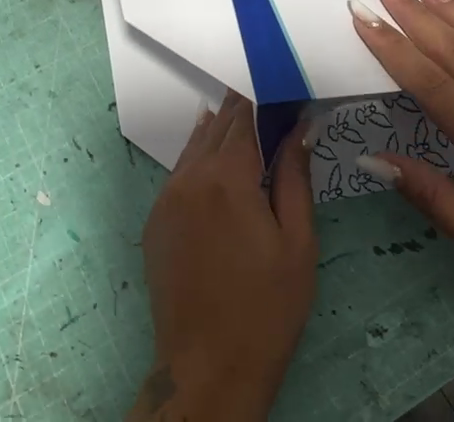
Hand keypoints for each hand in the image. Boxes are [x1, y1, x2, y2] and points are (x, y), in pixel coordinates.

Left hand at [130, 90, 316, 421]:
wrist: (207, 367)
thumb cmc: (267, 309)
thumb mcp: (298, 243)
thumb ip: (295, 177)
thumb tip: (299, 128)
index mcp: (227, 177)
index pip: (244, 117)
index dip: (263, 97)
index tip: (283, 86)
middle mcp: (189, 177)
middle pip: (217, 126)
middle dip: (243, 112)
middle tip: (270, 101)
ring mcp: (166, 198)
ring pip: (195, 147)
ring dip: (220, 133)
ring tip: (247, 124)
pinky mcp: (155, 221)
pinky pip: (180, 174)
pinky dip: (201, 160)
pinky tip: (218, 164)